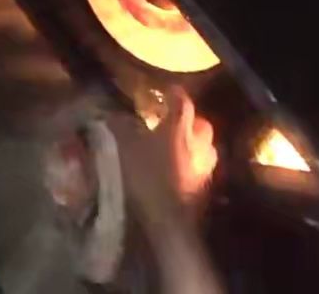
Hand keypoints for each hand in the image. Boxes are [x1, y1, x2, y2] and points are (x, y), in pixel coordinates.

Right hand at [108, 90, 218, 270]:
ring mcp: (203, 172)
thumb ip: (118, 127)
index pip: (182, 103)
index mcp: (177, 130)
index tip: (167, 90)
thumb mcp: (122, 146)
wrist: (166, 228)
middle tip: (174, 121)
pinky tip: (178, 172)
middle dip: (191, 120)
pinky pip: (203, 172)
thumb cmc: (143, 178)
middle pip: (202, 125)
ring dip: (196, 145)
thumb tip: (111, 114)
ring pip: (207, 150)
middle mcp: (196, 147)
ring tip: (179, 147)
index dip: (175, 94)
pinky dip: (193, 167)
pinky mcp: (204, 195)